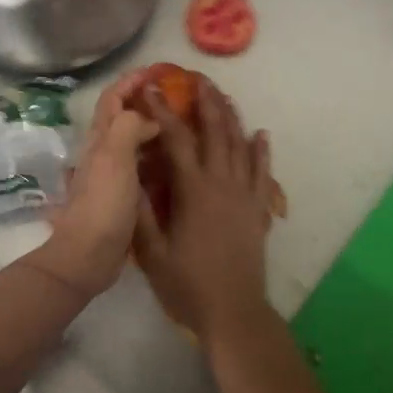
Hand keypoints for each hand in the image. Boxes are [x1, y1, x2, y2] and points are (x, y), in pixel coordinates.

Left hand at [42, 70, 157, 296]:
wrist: (88, 255)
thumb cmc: (102, 203)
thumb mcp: (115, 156)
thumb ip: (129, 126)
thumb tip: (149, 117)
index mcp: (100, 139)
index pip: (112, 98)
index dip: (131, 81)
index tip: (156, 72)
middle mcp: (103, 152)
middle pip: (121, 116)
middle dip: (144, 101)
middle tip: (177, 98)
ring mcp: (111, 175)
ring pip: (132, 141)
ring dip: (152, 128)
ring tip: (181, 124)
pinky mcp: (121, 197)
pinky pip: (141, 166)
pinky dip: (156, 156)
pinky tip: (175, 163)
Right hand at [133, 79, 277, 341]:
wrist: (234, 312)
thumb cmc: (187, 284)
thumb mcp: (152, 252)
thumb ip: (141, 213)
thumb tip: (130, 175)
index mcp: (193, 191)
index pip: (177, 140)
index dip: (164, 112)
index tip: (153, 89)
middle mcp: (222, 184)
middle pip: (215, 133)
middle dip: (206, 103)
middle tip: (198, 80)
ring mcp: (244, 195)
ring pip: (240, 146)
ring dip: (232, 118)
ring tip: (224, 96)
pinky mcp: (258, 210)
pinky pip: (262, 172)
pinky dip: (261, 151)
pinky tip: (261, 134)